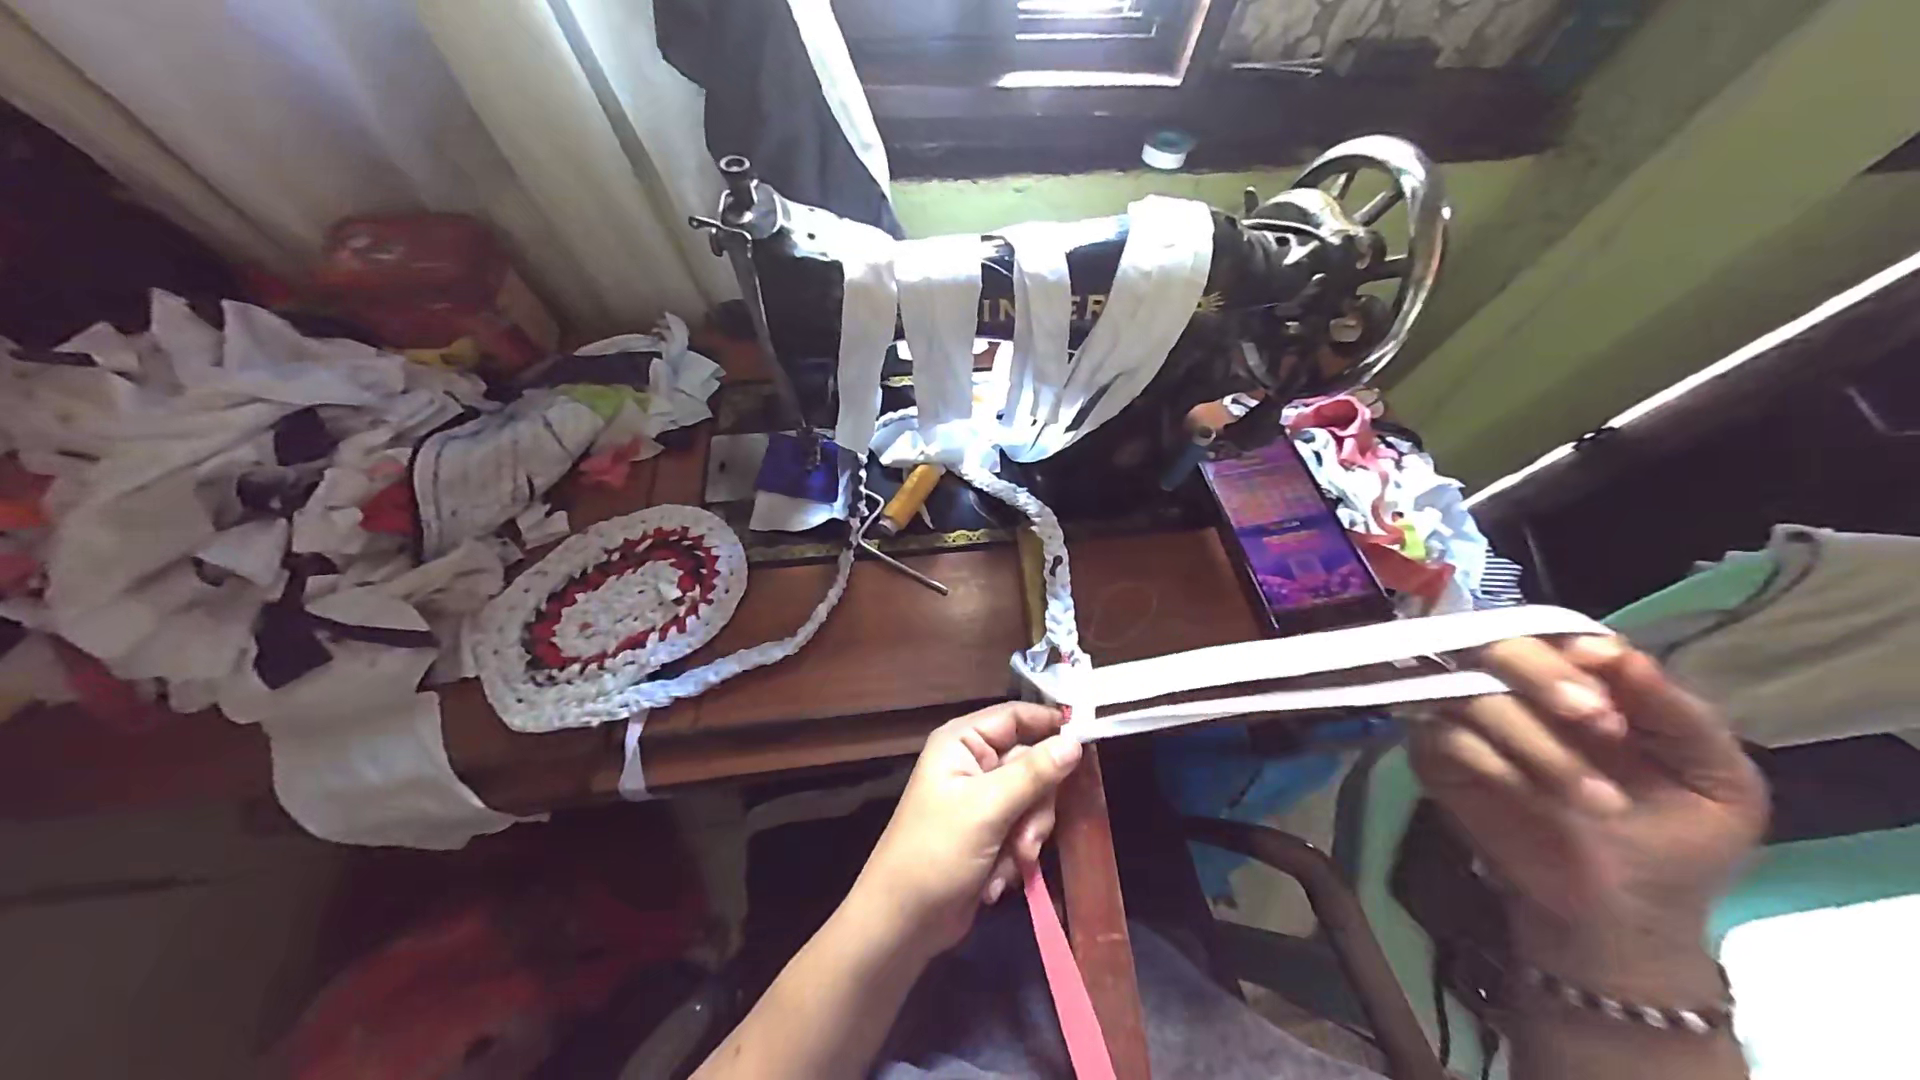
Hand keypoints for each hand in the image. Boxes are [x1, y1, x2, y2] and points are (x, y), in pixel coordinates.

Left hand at [850, 702, 1082, 958]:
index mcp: (962, 742)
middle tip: (1027, 838)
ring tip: (1012, 861)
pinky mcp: (990, 830)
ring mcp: (982, 798)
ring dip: (1028, 834)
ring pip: (1034, 800)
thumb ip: (1034, 773)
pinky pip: (1025, 827)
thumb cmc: (937, 852)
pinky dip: (1018, 852)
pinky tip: (999, 876)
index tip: (1087, 743)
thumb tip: (1075, 741)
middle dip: (1036, 805)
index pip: (1016, 716)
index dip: (1051, 725)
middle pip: (1033, 763)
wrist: (904, 922)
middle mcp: (973, 762)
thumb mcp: (988, 809)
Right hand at [1410, 636, 1767, 989]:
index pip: (1555, 633)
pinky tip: (1533, 797)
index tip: (1606, 669)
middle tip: (1599, 721)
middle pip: (1496, 645)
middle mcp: (1512, 690)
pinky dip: (1491, 762)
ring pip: (1471, 694)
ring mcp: (1464, 720)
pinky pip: (1443, 737)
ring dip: (1536, 740)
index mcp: (1577, 684)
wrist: (1619, 912)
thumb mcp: (1715, 779)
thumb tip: (1614, 649)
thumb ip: (1676, 713)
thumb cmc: (1675, 840)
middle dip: (1542, 675)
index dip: (1571, 644)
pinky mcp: (1433, 756)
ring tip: (1598, 799)